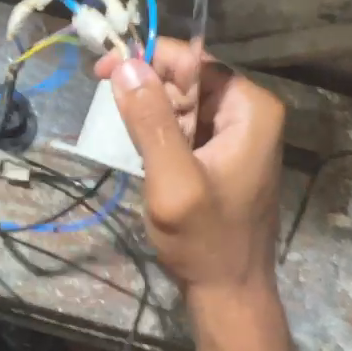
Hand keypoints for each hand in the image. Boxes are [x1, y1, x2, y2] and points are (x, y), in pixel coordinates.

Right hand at [94, 40, 285, 314]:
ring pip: (183, 102)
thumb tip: (124, 65)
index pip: (192, 61)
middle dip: (145, 87)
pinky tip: (143, 153)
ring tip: (127, 138)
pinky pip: (186, 126)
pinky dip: (159, 132)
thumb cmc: (204, 240)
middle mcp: (250, 113)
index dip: (146, 59)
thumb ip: (150, 121)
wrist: (228, 291)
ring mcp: (238, 134)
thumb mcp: (172, 179)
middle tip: (108, 107)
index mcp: (249, 110)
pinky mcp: (223, 154)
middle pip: (187, 78)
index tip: (102, 71)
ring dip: (150, 112)